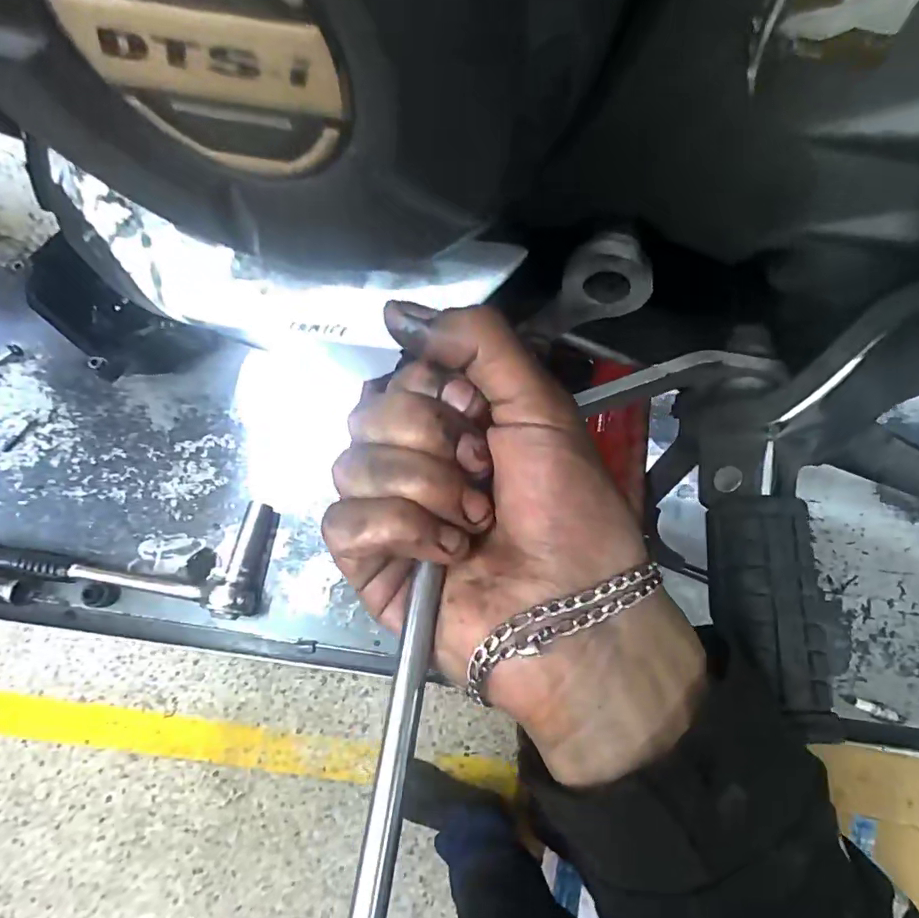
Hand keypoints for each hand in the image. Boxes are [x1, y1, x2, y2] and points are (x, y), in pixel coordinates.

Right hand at [322, 303, 705, 784]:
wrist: (575, 605)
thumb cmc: (570, 510)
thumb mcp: (539, 406)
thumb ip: (480, 341)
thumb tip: (397, 312)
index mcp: (453, 425)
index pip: (400, 376)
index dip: (436, 391)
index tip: (481, 420)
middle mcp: (416, 462)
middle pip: (367, 413)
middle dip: (433, 442)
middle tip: (485, 477)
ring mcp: (389, 514)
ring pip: (351, 464)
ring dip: (426, 489)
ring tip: (475, 524)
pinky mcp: (372, 566)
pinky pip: (342, 522)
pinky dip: (401, 530)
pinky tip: (448, 556)